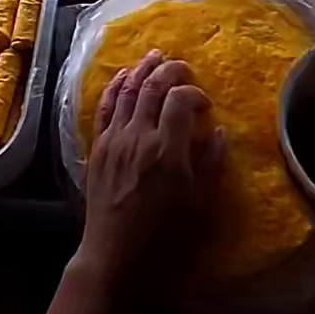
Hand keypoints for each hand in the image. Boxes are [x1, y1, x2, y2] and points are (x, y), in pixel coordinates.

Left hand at [70, 51, 223, 308]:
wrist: (114, 258)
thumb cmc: (164, 240)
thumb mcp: (199, 208)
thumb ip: (210, 165)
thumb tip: (217, 131)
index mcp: (167, 153)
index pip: (179, 101)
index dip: (194, 92)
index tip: (205, 103)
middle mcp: (137, 137)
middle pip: (151, 87)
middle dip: (170, 69)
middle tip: (183, 66)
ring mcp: (113, 139)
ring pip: (127, 90)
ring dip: (142, 68)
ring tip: (155, 56)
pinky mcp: (97, 145)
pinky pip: (105, 105)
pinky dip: (115, 85)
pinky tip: (124, 75)